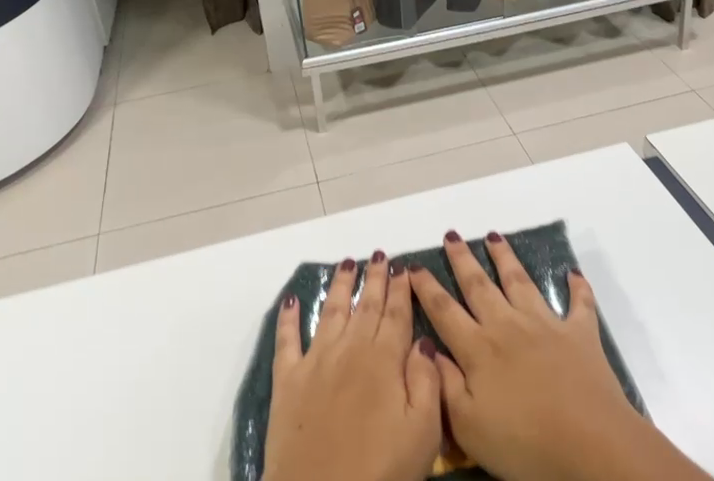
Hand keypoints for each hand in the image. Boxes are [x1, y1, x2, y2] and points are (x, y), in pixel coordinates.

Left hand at [263, 252, 441, 480]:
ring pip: (330, 312)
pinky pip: (287, 340)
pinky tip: (291, 300)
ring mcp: (315, 362)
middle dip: (374, 279)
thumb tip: (422, 341)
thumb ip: (427, 381)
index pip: (396, 315)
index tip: (405, 266)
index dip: (401, 289)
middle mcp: (349, 350)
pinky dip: (288, 317)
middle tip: (380, 254)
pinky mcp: (287, 380)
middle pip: (365, 307)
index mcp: (384, 360)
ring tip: (347, 263)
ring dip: (340, 286)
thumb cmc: (381, 470)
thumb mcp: (422, 432)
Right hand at [410, 232, 713, 480]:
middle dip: (462, 259)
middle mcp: (508, 326)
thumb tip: (426, 347)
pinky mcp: (580, 334)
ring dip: (506, 258)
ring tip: (494, 236)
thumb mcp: (468, 426)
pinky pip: (579, 303)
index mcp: (478, 349)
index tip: (413, 266)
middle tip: (452, 235)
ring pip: (520, 282)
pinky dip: (577, 287)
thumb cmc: (523, 443)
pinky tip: (572, 272)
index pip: (444, 311)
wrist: (590, 445)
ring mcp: (546, 325)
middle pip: (479, 286)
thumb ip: (444, 384)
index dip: (427, 288)